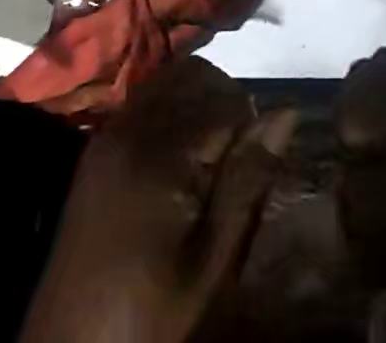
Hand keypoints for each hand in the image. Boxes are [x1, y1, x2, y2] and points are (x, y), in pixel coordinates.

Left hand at [17, 57, 294, 342]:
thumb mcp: (213, 258)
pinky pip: (143, 100)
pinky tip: (181, 153)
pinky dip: (171, 107)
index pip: (222, 96)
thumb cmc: (152, 310)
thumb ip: (249, 176)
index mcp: (159, 152)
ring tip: (213, 151)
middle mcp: (129, 127)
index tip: (259, 153)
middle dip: (226, 98)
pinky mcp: (97, 146)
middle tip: (238, 150)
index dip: (251, 117)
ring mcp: (108, 133)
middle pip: (191, 75)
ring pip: (166, 80)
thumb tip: (287, 111)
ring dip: (198, 99)